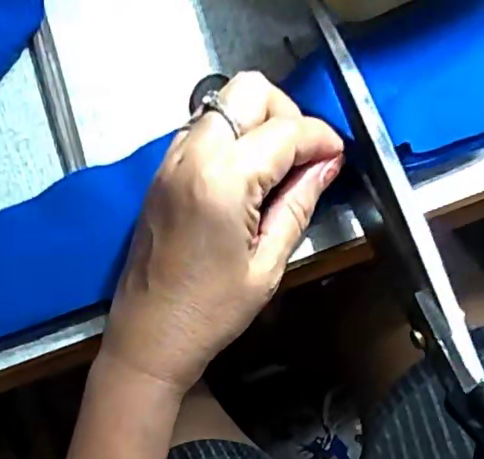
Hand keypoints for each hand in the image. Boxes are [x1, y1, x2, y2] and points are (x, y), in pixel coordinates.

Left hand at [99, 72, 344, 394]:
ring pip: (221, 106)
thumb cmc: (207, 317)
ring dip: (254, 124)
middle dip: (284, 115)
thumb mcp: (264, 268)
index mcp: (222, 181)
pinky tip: (243, 181)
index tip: (335, 156)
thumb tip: (325, 167)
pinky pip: (200, 133)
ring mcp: (169, 165)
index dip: (319, 138)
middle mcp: (191, 158)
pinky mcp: (159, 179)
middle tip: (302, 158)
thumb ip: (297, 208)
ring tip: (274, 172)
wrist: (149, 341)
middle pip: (248, 92)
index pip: (284, 130)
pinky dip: (228, 140)